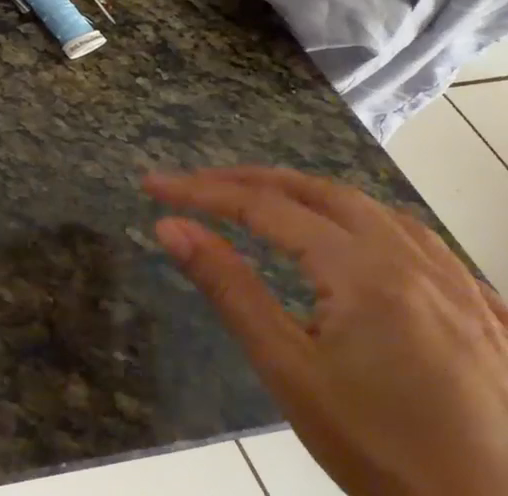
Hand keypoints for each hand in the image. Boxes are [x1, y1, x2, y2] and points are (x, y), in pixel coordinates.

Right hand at [146, 167, 507, 495]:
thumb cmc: (377, 444)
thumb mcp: (287, 368)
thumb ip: (229, 288)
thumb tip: (169, 226)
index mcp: (367, 274)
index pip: (267, 209)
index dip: (203, 191)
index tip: (151, 185)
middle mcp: (420, 268)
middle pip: (327, 195)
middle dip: (255, 180)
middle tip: (198, 184)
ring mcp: (466, 293)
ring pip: (382, 214)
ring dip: (314, 196)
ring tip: (268, 203)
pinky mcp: (491, 320)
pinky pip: (429, 247)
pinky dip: (372, 225)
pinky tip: (360, 245)